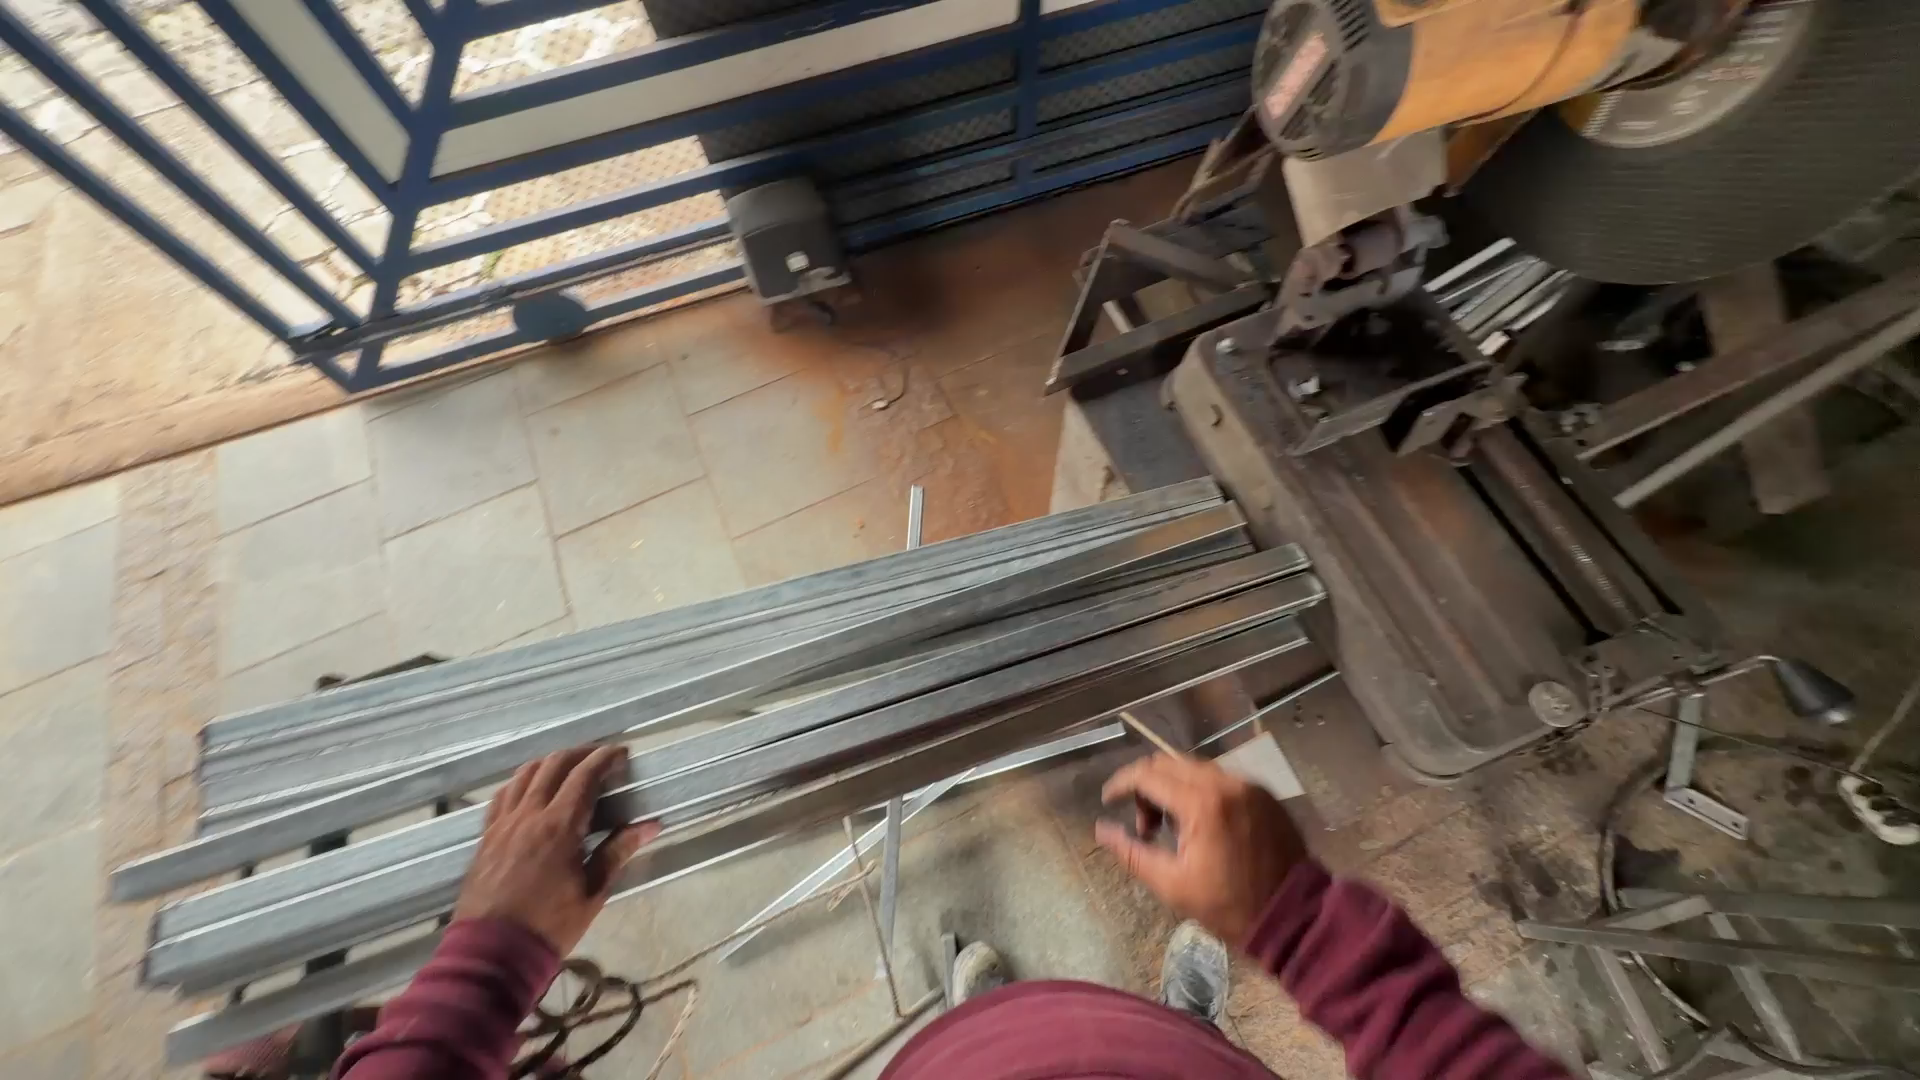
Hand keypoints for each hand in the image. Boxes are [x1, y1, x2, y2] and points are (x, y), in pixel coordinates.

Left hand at [452, 746, 660, 955]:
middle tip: (600, 757)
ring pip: (525, 774)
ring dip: (550, 763)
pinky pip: (503, 795)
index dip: (605, 757)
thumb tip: (652, 824)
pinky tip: (531, 789)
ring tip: (568, 768)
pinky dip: (522, 781)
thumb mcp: (593, 891)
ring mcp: (503, 824)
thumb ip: (619, 850)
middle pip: (554, 764)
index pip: (585, 774)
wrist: (490, 955)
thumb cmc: (549, 924)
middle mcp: (529, 815)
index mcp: (560, 825)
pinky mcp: (486, 836)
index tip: (622, 754)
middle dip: (581, 753)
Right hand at [1094, 753, 1304, 944]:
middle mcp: (1224, 782)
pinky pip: (1218, 777)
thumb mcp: (1173, 886)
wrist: (1298, 917)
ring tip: (1172, 828)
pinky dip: (1198, 790)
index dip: (1121, 784)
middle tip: (1144, 826)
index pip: (1147, 775)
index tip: (1108, 801)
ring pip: (1193, 767)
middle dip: (1146, 787)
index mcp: (1201, 803)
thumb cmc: (1231, 907)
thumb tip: (1100, 830)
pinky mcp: (1262, 792)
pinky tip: (1200, 824)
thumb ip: (1132, 853)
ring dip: (1171, 787)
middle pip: (1168, 763)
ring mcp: (1247, 784)